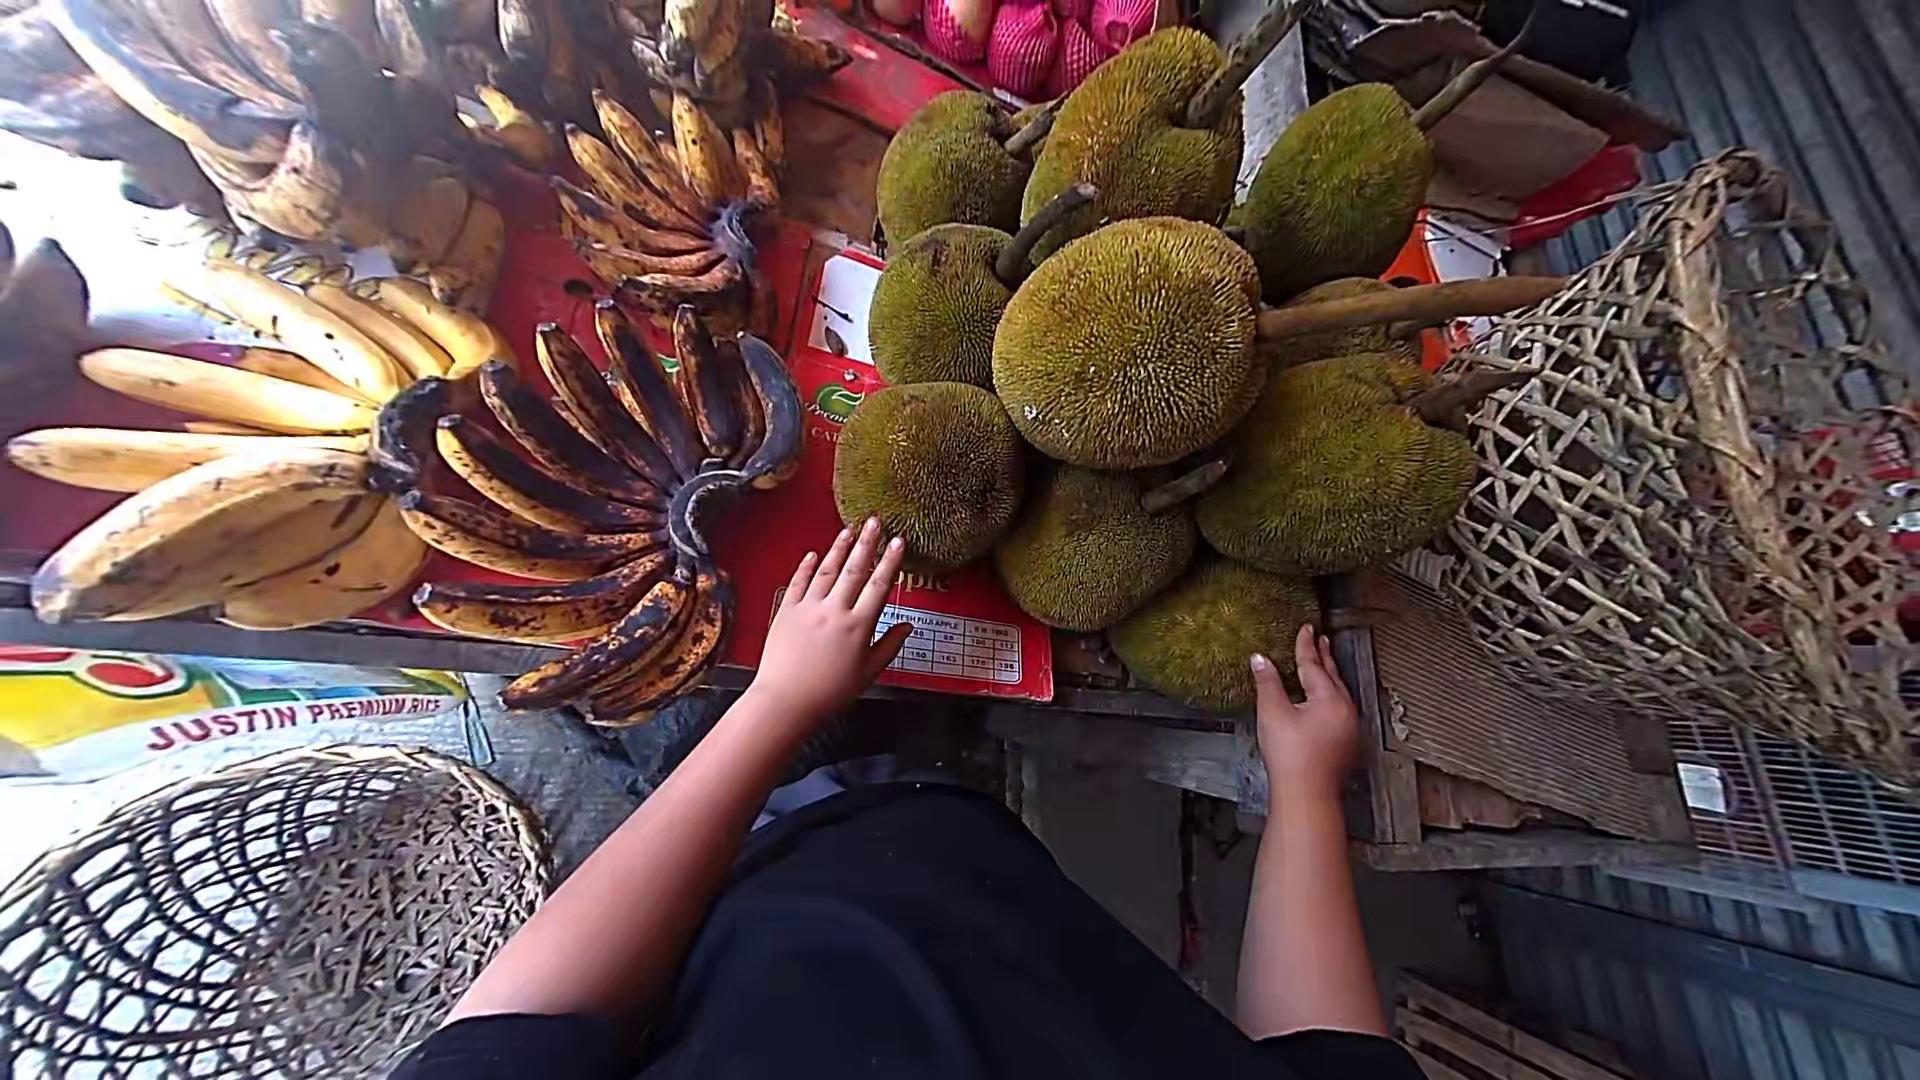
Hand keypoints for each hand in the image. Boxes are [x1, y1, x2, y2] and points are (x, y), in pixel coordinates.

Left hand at [744, 517, 911, 732]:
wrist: (786, 702)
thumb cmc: (829, 692)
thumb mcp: (869, 673)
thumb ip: (890, 645)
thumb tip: (907, 626)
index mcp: (858, 626)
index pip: (879, 585)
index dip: (891, 561)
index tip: (898, 541)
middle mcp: (834, 611)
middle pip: (854, 569)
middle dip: (867, 542)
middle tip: (874, 521)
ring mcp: (808, 608)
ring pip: (827, 570)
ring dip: (839, 548)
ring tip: (849, 530)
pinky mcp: (786, 611)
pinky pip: (798, 583)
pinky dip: (806, 567)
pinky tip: (813, 555)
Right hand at [1252, 625, 1359, 802]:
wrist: (1306, 794)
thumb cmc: (1291, 755)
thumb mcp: (1272, 711)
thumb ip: (1268, 681)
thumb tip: (1260, 659)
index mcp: (1330, 699)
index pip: (1314, 664)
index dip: (1306, 644)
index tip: (1307, 628)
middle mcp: (1345, 711)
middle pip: (1332, 675)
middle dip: (1324, 656)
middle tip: (1321, 638)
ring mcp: (1348, 727)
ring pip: (1339, 691)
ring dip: (1329, 673)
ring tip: (1323, 661)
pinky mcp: (1345, 741)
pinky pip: (1340, 706)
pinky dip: (1330, 693)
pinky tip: (1323, 696)